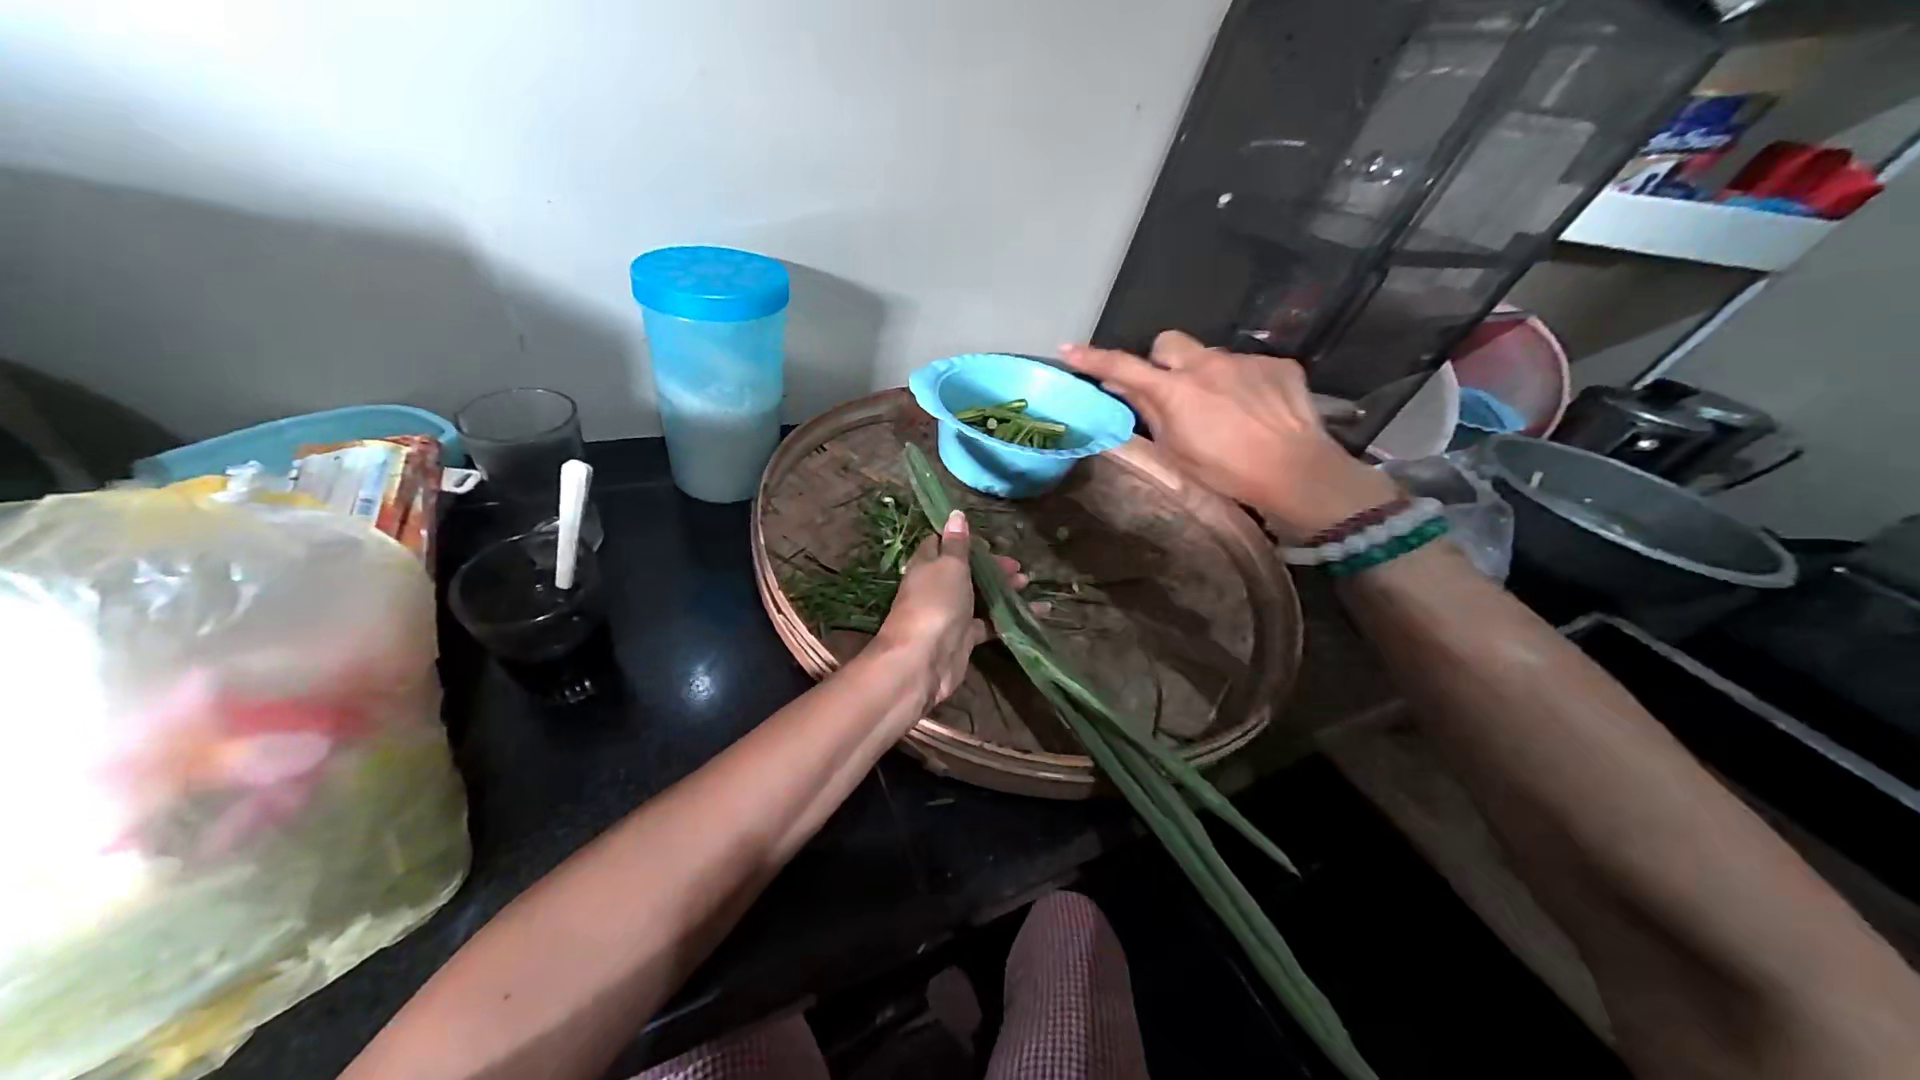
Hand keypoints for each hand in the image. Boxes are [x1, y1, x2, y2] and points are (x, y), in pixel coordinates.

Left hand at [872, 509, 1026, 710]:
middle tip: (1016, 566)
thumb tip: (955, 514)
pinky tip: (1036, 612)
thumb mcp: (949, 565)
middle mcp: (936, 586)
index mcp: (927, 564)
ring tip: (1026, 583)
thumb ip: (956, 543)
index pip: (942, 544)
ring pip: (979, 595)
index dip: (964, 540)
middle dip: (991, 566)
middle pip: (965, 570)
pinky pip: (991, 622)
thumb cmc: (935, 603)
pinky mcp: (964, 636)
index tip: (988, 541)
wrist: (924, 659)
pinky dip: (1011, 617)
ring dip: (1003, 589)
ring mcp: (950, 612)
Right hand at [1061, 331, 1399, 541]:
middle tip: (1170, 391)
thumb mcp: (1176, 452)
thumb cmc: (1226, 472)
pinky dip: (1243, 384)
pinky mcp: (1277, 365)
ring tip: (1224, 411)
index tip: (1069, 351)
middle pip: (1168, 343)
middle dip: (1162, 361)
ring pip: (1211, 356)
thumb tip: (1123, 387)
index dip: (1094, 359)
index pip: (1124, 366)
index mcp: (1176, 390)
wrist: (1297, 473)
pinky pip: (1247, 366)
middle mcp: (1207, 364)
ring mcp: (1245, 361)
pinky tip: (1255, 411)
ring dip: (1206, 376)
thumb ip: (1149, 413)